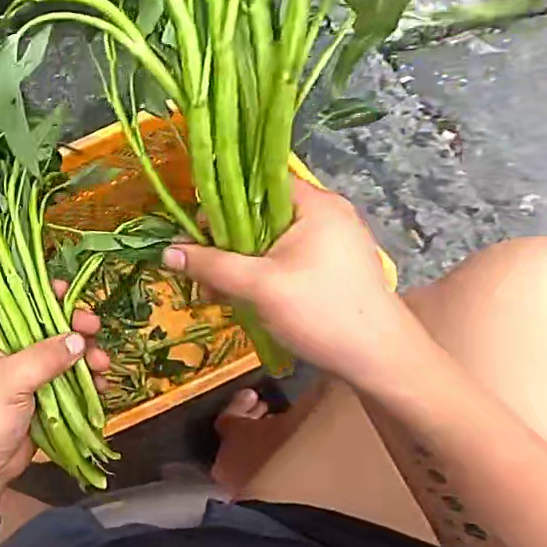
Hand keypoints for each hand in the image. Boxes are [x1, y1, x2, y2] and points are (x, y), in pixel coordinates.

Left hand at [0, 287, 108, 522]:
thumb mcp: (11, 380)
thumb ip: (45, 356)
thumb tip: (79, 339)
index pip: (10, 301)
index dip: (37, 293)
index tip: (65, 291)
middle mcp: (2, 350)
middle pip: (41, 327)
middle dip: (71, 327)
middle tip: (95, 328)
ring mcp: (21, 374)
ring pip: (58, 353)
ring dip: (83, 356)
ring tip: (102, 364)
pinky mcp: (37, 396)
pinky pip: (64, 380)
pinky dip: (83, 380)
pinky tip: (100, 385)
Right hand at [163, 177, 418, 387]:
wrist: (381, 363)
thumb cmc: (322, 313)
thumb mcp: (258, 287)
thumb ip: (210, 265)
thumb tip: (165, 252)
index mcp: (314, 205)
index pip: (256, 182)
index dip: (220, 201)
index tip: (195, 230)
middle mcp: (323, 215)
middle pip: (256, 213)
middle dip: (222, 242)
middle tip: (200, 271)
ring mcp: (327, 242)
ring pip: (264, 240)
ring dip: (235, 263)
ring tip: (216, 293)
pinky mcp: (326, 267)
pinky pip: (279, 258)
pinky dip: (255, 274)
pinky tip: (239, 298)